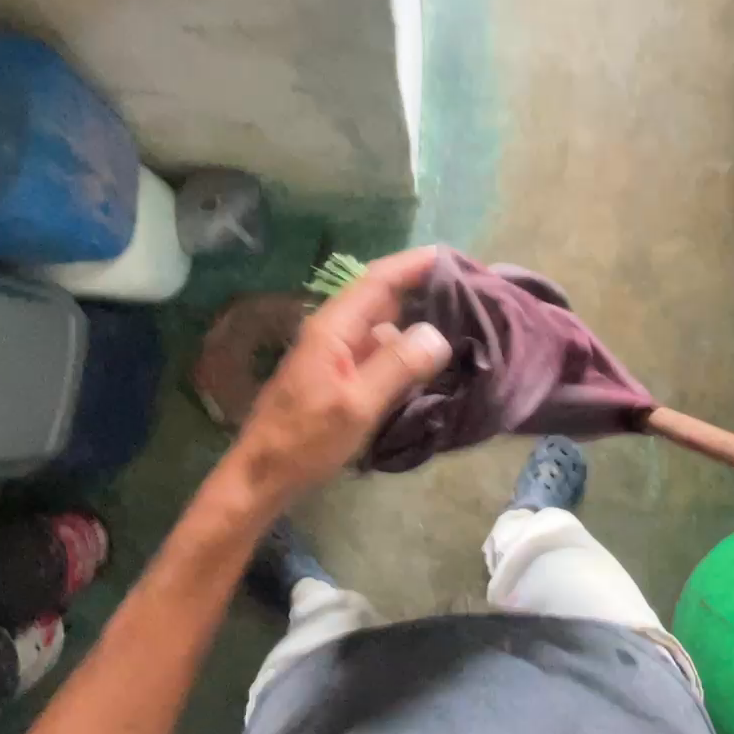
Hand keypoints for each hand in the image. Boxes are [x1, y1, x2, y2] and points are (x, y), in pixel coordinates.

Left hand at [225, 247, 450, 503]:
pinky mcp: (340, 376)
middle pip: (384, 296)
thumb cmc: (304, 440)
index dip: (416, 263)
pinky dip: (406, 348)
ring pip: (384, 325)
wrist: (262, 476)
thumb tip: (438, 334)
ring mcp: (336, 353)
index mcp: (334, 326)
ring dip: (418, 320)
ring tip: (462, 323)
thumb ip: (397, 366)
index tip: (455, 257)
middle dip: (424, 288)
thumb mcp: (357, 404)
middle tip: (471, 291)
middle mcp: (335, 331)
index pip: (380, 279)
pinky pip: (380, 350)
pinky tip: (432, 362)